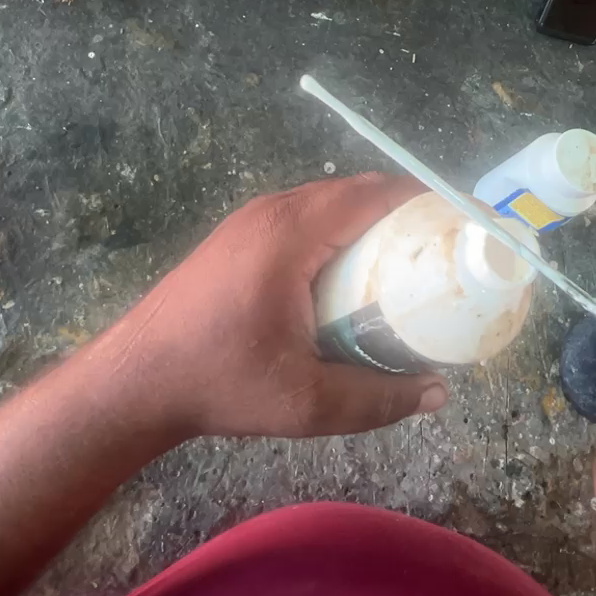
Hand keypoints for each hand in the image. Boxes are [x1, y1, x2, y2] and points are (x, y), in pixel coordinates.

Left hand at [97, 173, 446, 439]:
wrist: (134, 379)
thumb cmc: (219, 382)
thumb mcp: (306, 402)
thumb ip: (377, 398)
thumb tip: (439, 393)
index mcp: (292, 232)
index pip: (373, 193)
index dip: (424, 201)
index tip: (460, 225)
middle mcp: (273, 211)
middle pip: (354, 193)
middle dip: (403, 213)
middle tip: (440, 252)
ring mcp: (250, 220)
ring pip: (328, 203)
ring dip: (369, 223)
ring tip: (403, 265)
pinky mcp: (238, 236)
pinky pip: (304, 218)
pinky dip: (338, 232)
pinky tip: (349, 276)